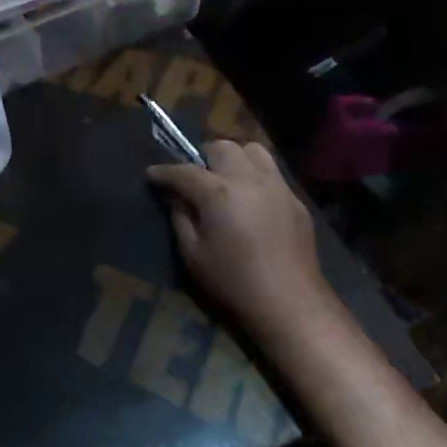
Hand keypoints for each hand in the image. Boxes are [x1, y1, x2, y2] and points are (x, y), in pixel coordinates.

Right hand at [147, 141, 330, 327]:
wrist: (287, 299)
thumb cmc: (232, 280)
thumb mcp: (192, 253)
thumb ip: (180, 218)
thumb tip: (175, 197)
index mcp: (218, 192)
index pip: (184, 171)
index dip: (164, 172)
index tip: (152, 175)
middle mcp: (249, 178)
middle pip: (222, 148)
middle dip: (203, 157)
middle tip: (195, 178)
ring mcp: (277, 186)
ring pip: (254, 151)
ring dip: (235, 158)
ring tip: (227, 179)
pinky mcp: (295, 200)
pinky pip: (272, 173)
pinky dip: (256, 176)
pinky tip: (252, 201)